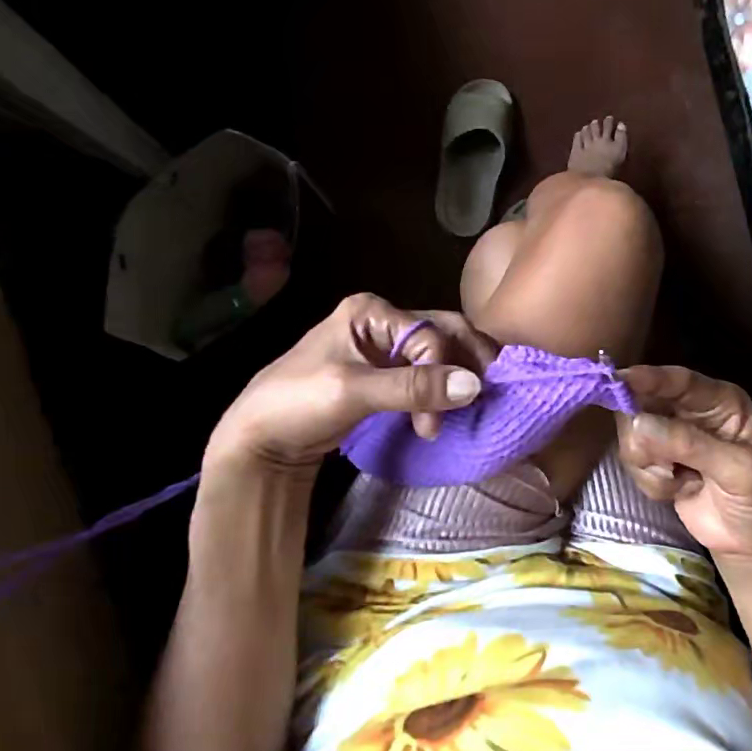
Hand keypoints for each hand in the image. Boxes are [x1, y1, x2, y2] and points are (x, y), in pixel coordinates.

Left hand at [205, 293, 496, 474]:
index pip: (428, 334)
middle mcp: (381, 321)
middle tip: (490, 394)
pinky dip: (440, 389)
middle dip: (467, 362)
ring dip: (456, 377)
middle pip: (442, 333)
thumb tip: (473, 386)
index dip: (441, 375)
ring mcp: (382, 347)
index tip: (432, 425)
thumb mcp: (354, 392)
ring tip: (473, 405)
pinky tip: (452, 406)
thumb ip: (413, 388)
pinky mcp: (383, 374)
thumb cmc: (298, 403)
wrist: (261, 439)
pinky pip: (423, 374)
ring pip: (437, 353)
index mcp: (370, 311)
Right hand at [615, 365, 751, 567]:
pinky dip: (651, 481)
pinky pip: (632, 462)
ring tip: (682, 480)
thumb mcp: (738, 470)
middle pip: (641, 403)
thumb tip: (637, 423)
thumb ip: (690, 444)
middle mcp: (689, 411)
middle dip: (643, 434)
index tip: (617, 380)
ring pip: (631, 435)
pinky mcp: (654, 462)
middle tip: (663, 462)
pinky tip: (678, 489)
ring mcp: (668, 436)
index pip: (678, 381)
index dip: (647, 378)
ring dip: (651, 464)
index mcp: (719, 401)